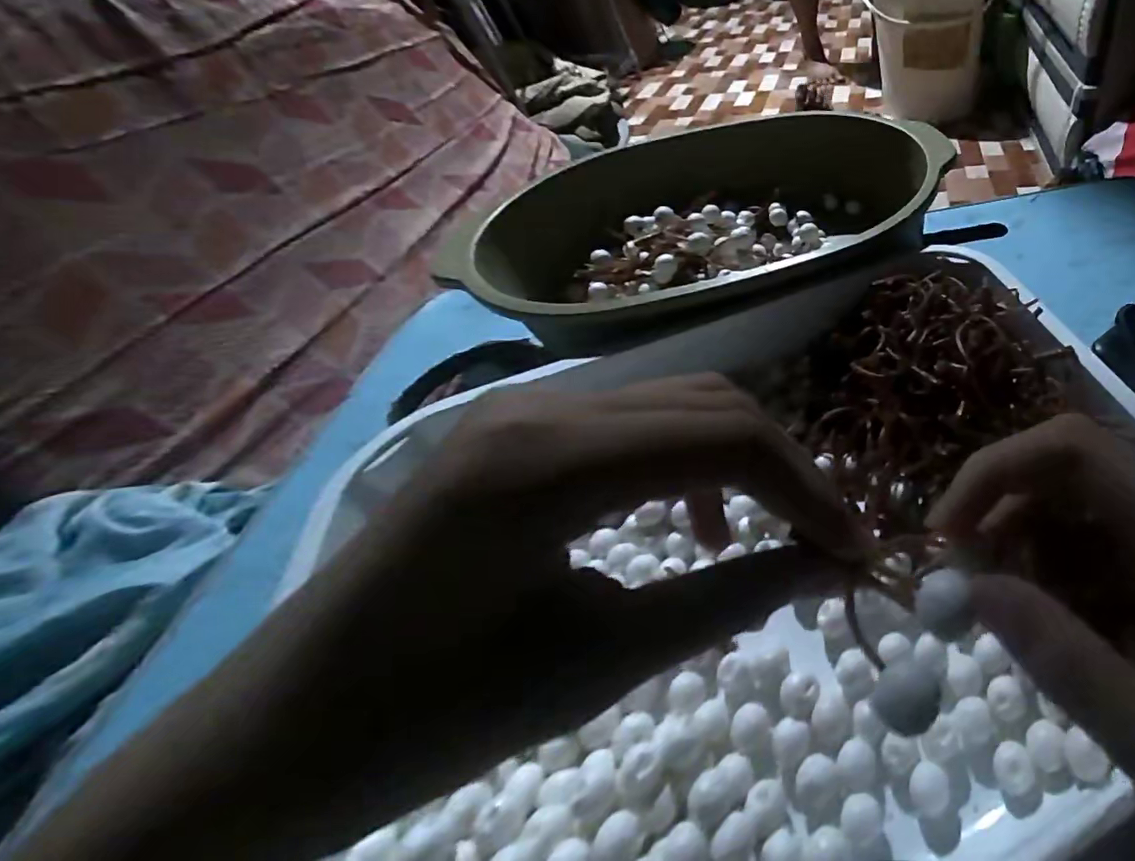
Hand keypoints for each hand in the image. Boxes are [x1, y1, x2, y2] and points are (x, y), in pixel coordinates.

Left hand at [15, 374, 866, 860]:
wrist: (281, 734)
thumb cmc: (436, 718)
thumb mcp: (604, 663)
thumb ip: (730, 600)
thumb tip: (829, 568)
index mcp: (549, 464)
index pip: (723, 438)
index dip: (805, 489)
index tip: (852, 546)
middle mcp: (541, 407)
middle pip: (711, 402)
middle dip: (784, 467)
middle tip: (825, 537)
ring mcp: (525, 408)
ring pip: (679, 400)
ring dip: (740, 456)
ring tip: (761, 530)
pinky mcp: (519, 427)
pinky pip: (635, 418)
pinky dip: (688, 456)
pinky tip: (690, 518)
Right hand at [928, 414, 1134, 860]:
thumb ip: (1078, 673)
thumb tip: (976, 589)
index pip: (1072, 450)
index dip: (991, 473)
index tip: (940, 541)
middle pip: (1075, 477)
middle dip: (1006, 526)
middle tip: (973, 607)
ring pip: (1092, 517)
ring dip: (1043, 568)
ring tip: (1041, 650)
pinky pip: (1124, 558)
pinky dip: (1085, 596)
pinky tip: (1105, 663)